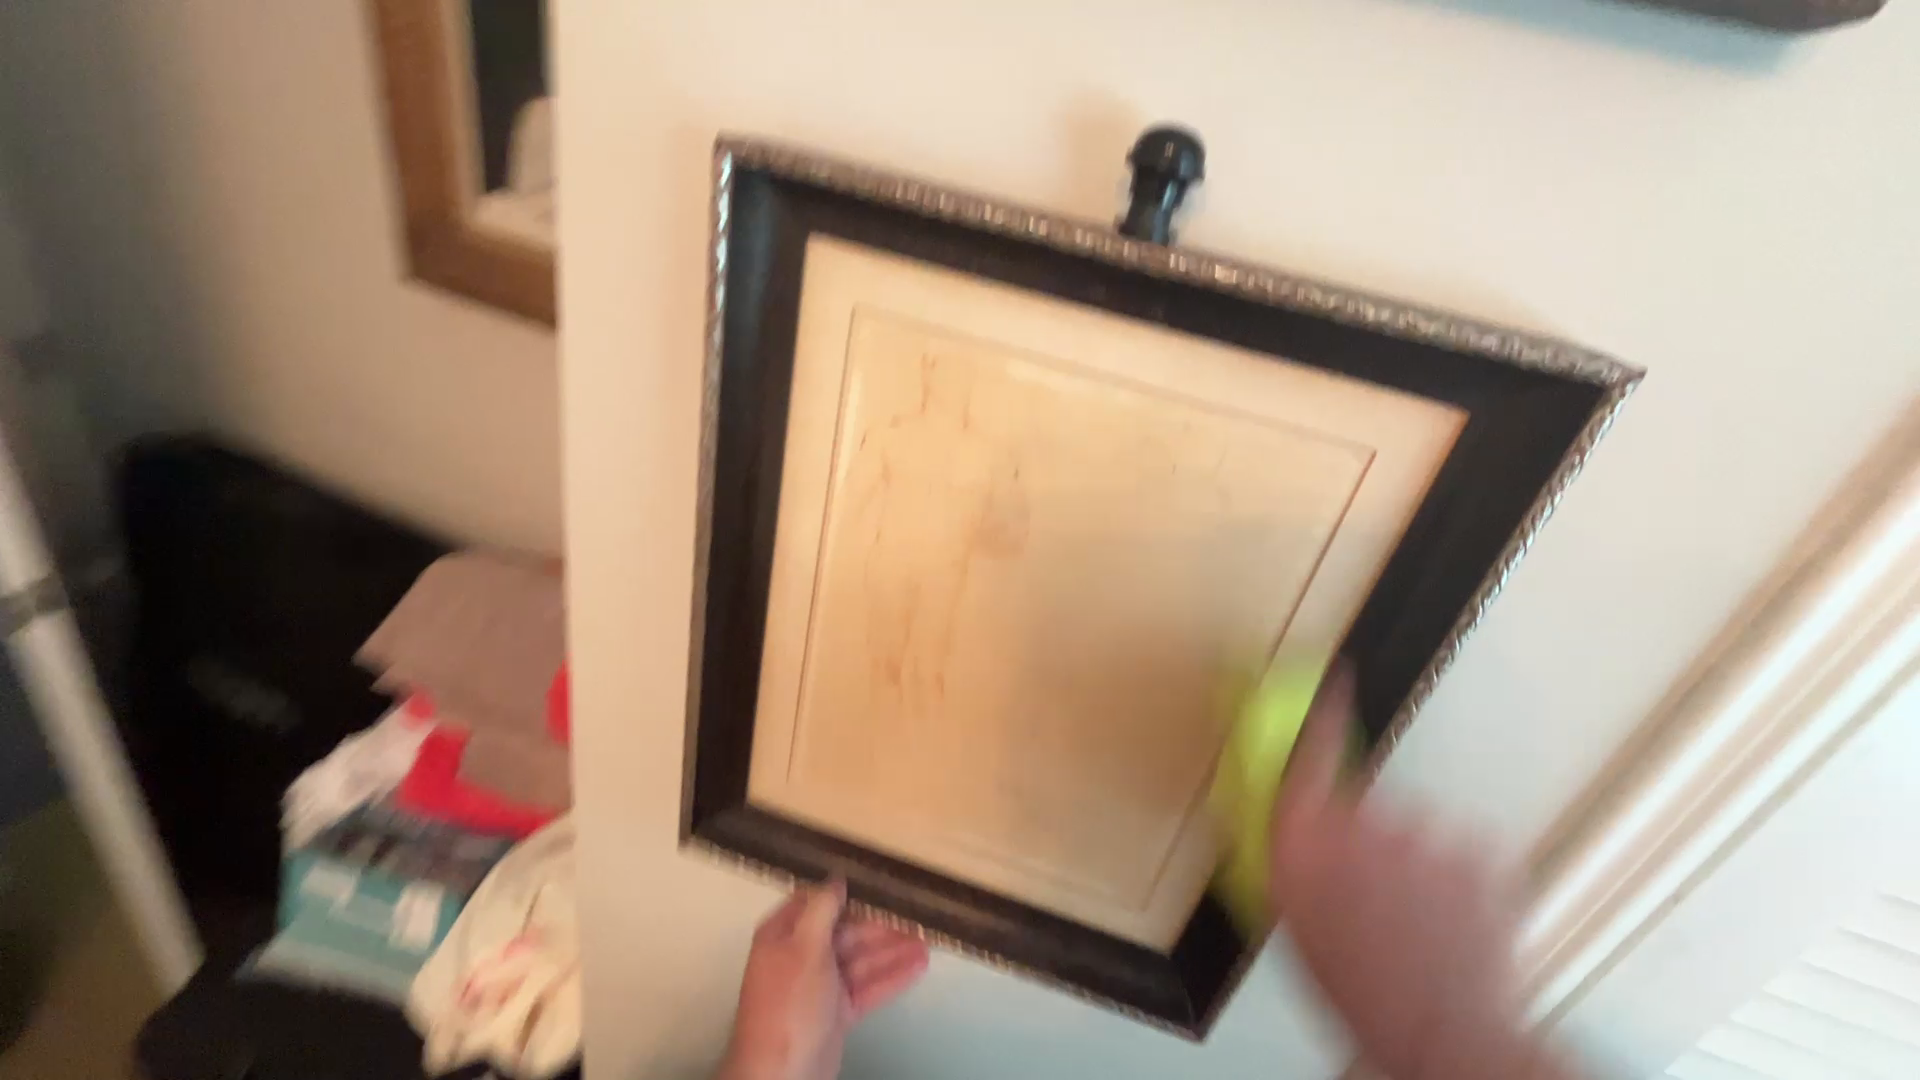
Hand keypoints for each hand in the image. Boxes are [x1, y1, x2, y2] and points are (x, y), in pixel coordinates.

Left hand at [718, 880, 929, 1079]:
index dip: (847, 894)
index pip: (818, 902)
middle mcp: (801, 955)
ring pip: (861, 960)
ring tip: (926, 941)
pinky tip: (918, 966)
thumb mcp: (805, 947)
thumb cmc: (790, 1003)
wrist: (783, 1077)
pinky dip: (891, 977)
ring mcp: (821, 986)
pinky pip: (867, 987)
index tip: (879, 884)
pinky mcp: (838, 1012)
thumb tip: (836, 878)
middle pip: (846, 931)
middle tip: (915, 917)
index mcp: (784, 934)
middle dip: (880, 926)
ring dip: (892, 951)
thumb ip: (823, 909)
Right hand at [1269, 665, 1571, 1079]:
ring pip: (1413, 826)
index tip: (1333, 675)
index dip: (1321, 704)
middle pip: (1361, 798)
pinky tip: (1448, 914)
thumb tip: (1278, 817)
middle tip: (1372, 884)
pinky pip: (1460, 847)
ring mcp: (1425, 829)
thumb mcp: (1288, 912)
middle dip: (1364, 829)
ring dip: (1412, 858)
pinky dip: (1456, 873)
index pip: (1310, 745)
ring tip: (1413, 914)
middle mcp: (1362, 816)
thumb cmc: (1355, 981)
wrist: (1441, 1030)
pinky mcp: (1479, 849)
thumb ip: (1284, 850)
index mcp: (1304, 831)